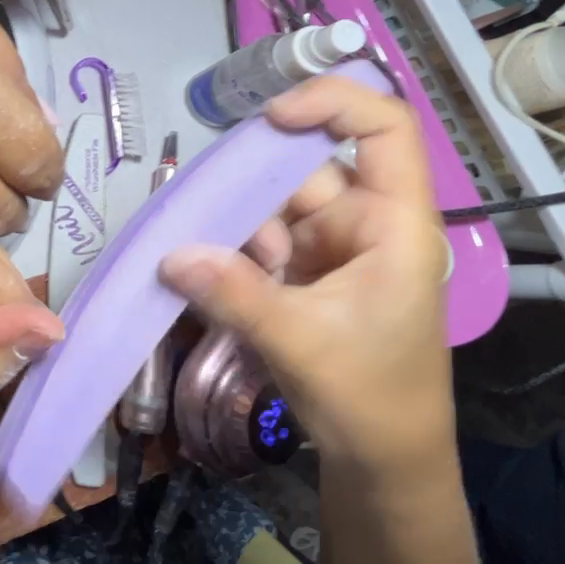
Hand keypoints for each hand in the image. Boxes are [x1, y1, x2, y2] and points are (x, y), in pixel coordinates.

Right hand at [159, 76, 453, 465]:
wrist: (381, 461)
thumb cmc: (372, 397)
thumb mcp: (304, 343)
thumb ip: (237, 294)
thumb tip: (171, 256)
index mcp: (393, 224)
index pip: (385, 130)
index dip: (335, 103)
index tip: (272, 117)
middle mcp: (362, 221)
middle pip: (306, 166)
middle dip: (252, 179)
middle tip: (201, 197)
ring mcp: (329, 243)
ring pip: (272, 201)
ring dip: (233, 220)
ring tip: (197, 243)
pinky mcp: (301, 267)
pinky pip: (258, 234)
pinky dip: (229, 245)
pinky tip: (204, 266)